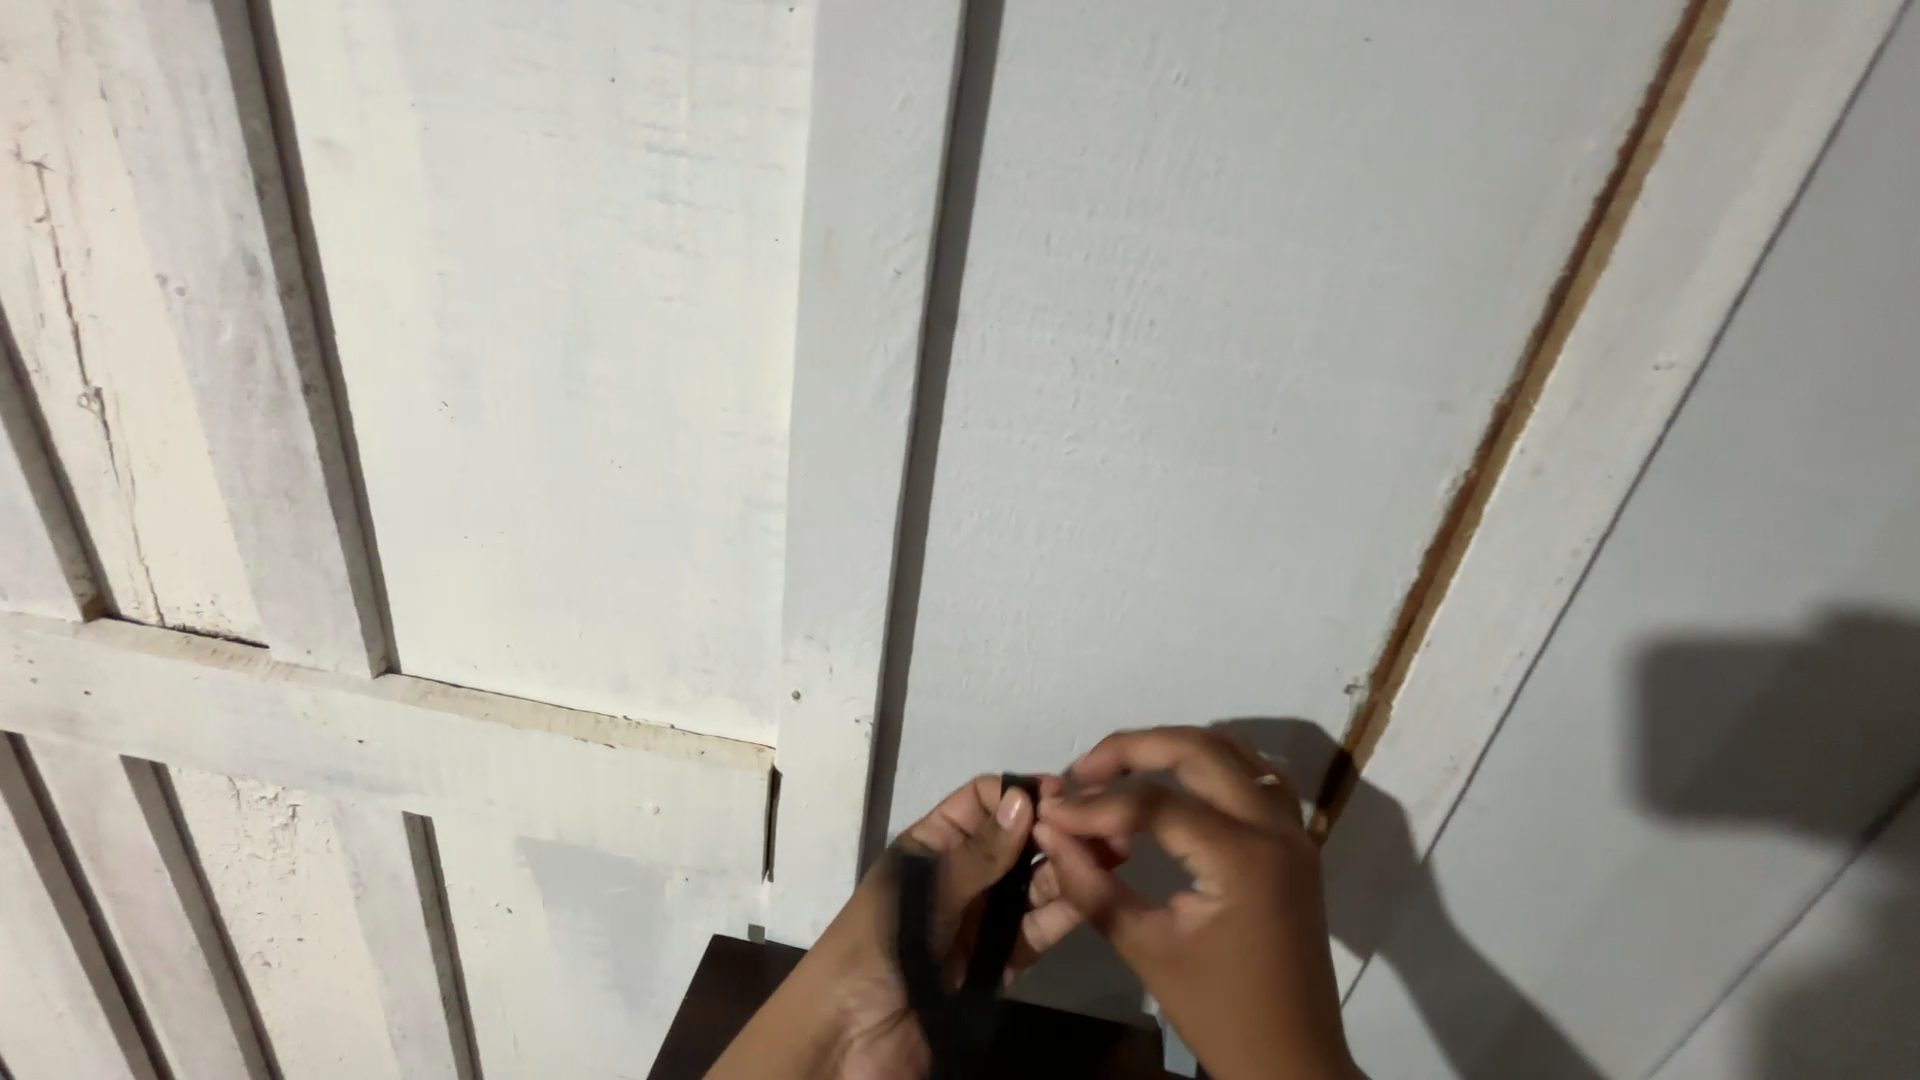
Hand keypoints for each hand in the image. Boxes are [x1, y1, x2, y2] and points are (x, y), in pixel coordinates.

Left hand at [708, 775, 1082, 1079]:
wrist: (847, 1046)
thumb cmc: (872, 949)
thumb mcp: (922, 894)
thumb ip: (978, 854)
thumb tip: (1025, 800)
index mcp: (930, 845)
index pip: (980, 803)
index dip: (1018, 795)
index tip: (1063, 796)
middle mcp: (959, 875)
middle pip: (1012, 842)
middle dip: (1053, 831)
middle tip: (1103, 826)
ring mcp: (978, 920)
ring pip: (1029, 884)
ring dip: (1065, 869)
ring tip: (1110, 854)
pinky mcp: (996, 965)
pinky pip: (1033, 930)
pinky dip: (1061, 913)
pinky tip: (1091, 894)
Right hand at [1035, 727, 1361, 1079]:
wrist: (1294, 1061)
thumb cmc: (1218, 1012)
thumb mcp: (1145, 949)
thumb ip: (1091, 884)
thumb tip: (1047, 831)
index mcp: (1242, 861)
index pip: (1156, 805)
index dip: (1096, 805)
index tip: (1052, 814)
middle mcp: (1274, 829)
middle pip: (1198, 751)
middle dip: (1133, 749)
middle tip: (1083, 770)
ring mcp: (1292, 830)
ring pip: (1233, 750)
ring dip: (1174, 746)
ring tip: (1123, 766)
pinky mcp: (1295, 840)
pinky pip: (1257, 774)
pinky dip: (1215, 762)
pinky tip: (1181, 778)